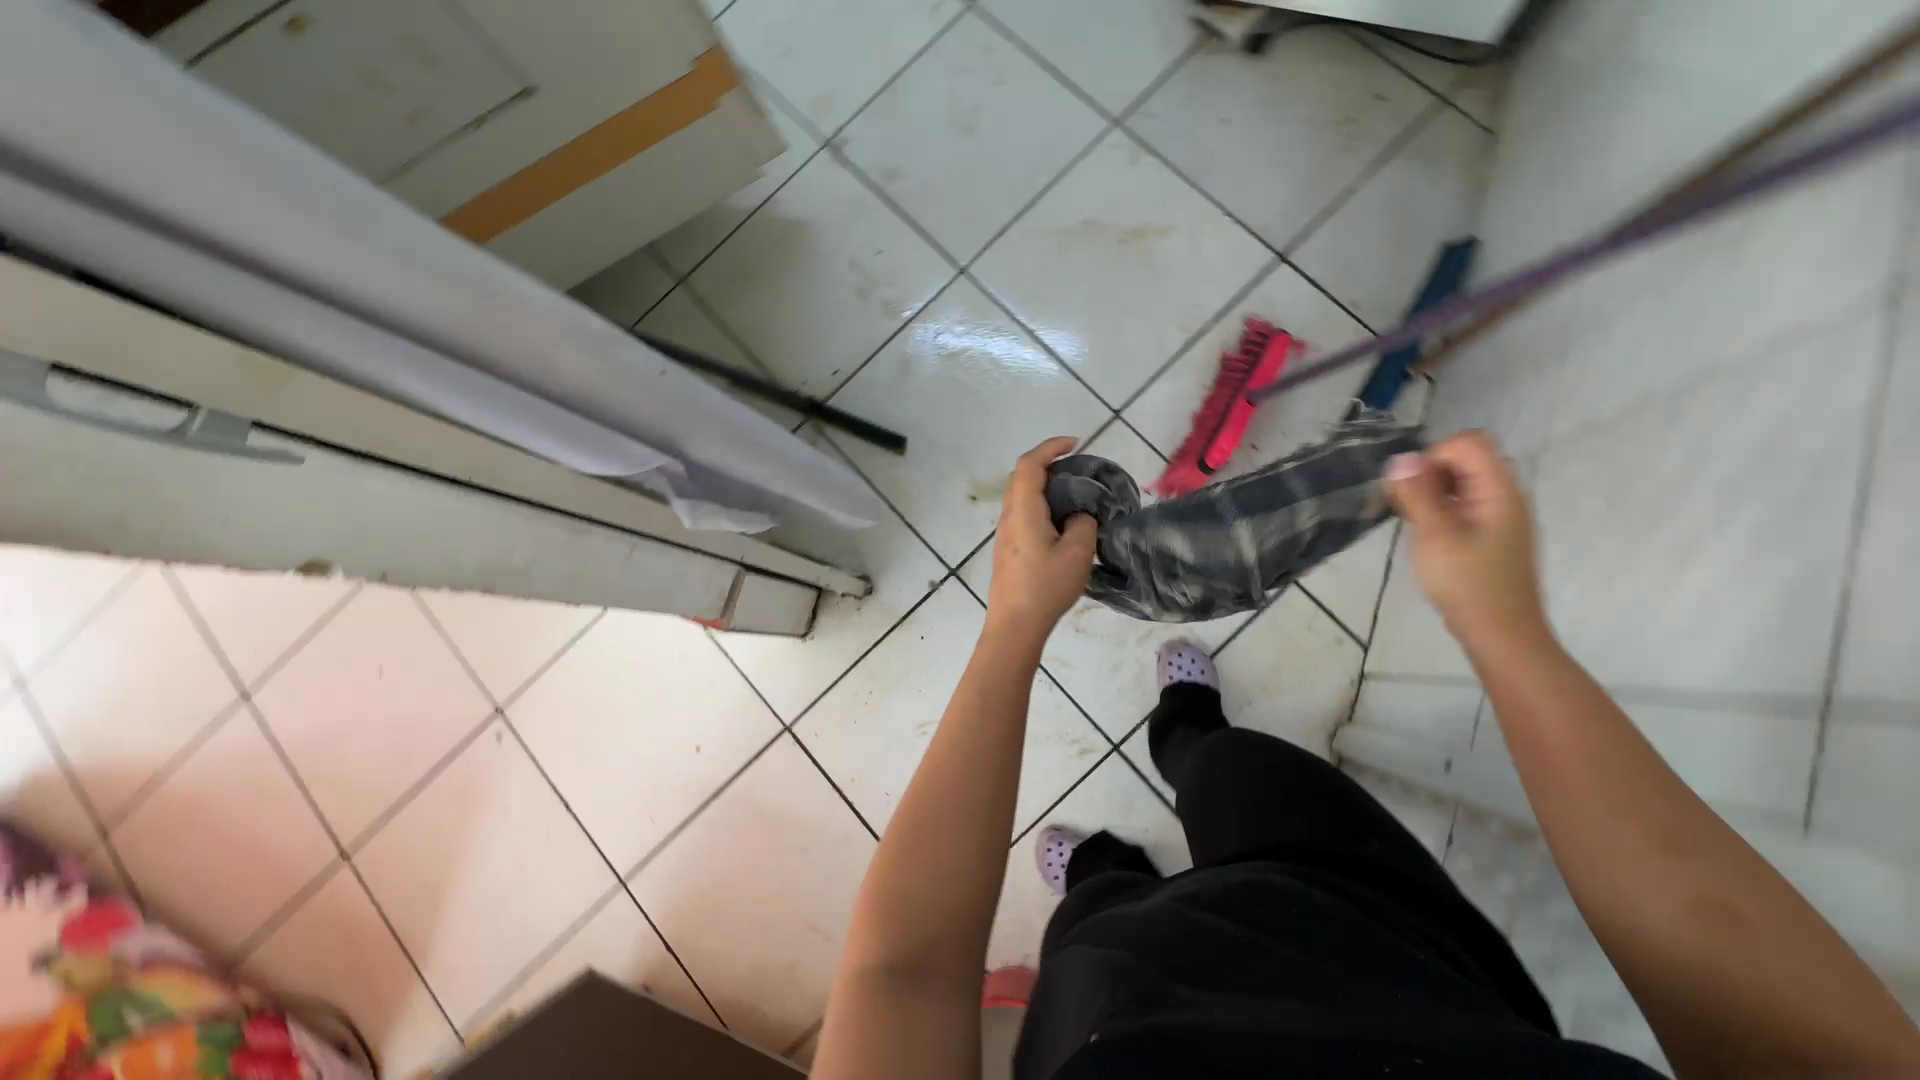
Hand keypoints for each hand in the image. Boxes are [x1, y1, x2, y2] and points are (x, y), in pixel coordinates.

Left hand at [985, 436, 1096, 644]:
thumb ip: (1082, 523)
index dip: (1051, 447)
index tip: (1075, 444)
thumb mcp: (1077, 552)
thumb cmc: (1045, 587)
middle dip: (1050, 465)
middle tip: (1079, 470)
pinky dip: (1043, 507)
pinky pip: (1024, 515)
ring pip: (1022, 497)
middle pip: (1023, 477)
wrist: (1014, 625)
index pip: (1030, 464)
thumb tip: (1078, 516)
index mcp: (1023, 510)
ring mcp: (1005, 534)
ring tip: (1076, 496)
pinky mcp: (1008, 550)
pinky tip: (1063, 524)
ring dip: (1046, 488)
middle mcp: (1009, 516)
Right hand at [1384, 431, 1549, 649]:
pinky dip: (1441, 508)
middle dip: (1429, 472)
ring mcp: (1500, 516)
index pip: (1468, 444)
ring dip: (1431, 491)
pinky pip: (1464, 504)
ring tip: (1411, 520)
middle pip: (1466, 459)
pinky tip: (1426, 533)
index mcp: (1500, 491)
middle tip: (1404, 504)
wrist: (1501, 633)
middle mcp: (1506, 496)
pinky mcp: (1491, 534)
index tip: (1409, 486)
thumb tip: (1400, 459)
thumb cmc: (1468, 584)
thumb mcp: (1435, 536)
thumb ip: (1418, 494)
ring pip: (1462, 482)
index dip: (1433, 455)